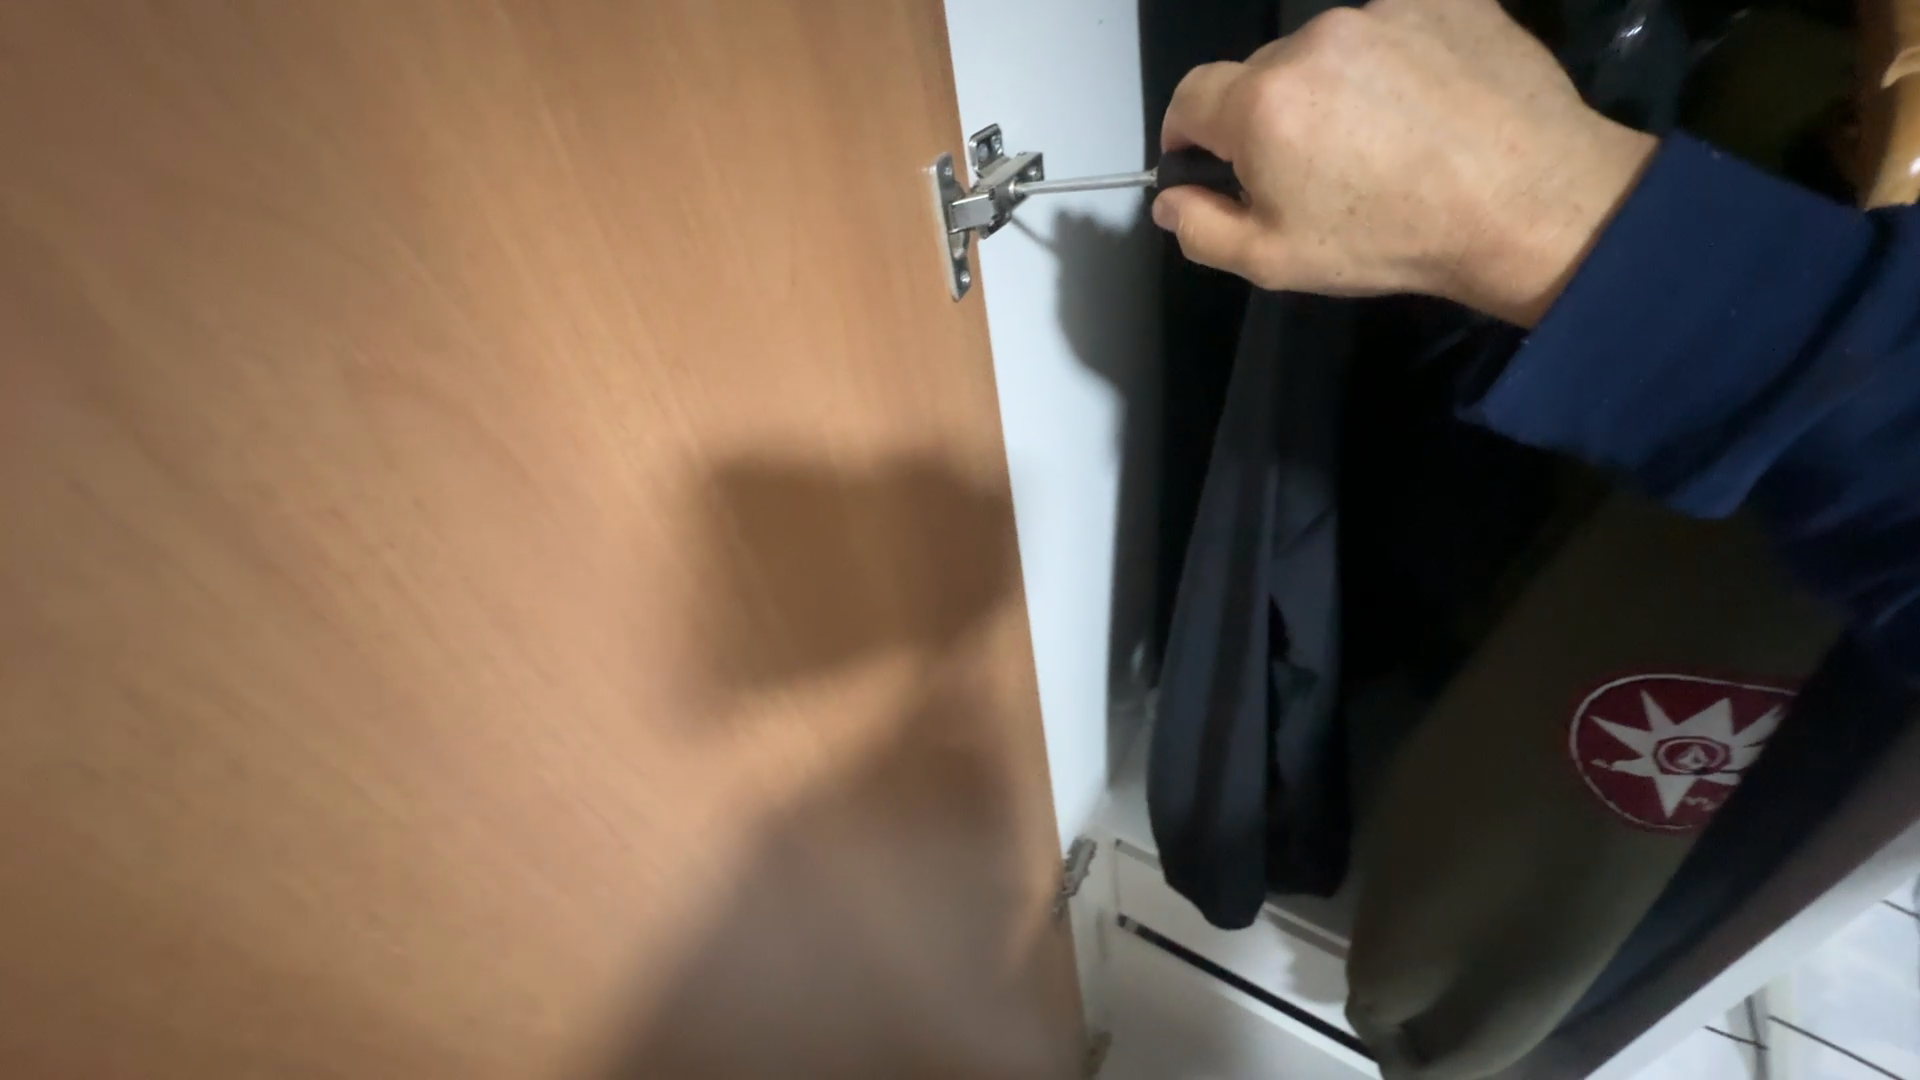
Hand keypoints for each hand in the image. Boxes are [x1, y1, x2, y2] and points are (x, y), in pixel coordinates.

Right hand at [1153, 0, 1657, 325]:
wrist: (1523, 202)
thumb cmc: (1383, 239)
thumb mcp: (1269, 260)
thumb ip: (1199, 229)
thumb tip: (1171, 200)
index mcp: (1262, 103)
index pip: (1188, 97)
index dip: (1184, 135)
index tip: (1202, 165)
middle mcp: (1314, 40)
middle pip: (1255, 77)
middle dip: (1259, 121)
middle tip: (1299, 174)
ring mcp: (1383, 12)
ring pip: (1318, 55)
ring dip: (1321, 94)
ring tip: (1367, 146)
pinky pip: (1383, 32)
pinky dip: (1379, 69)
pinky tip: (1409, 114)